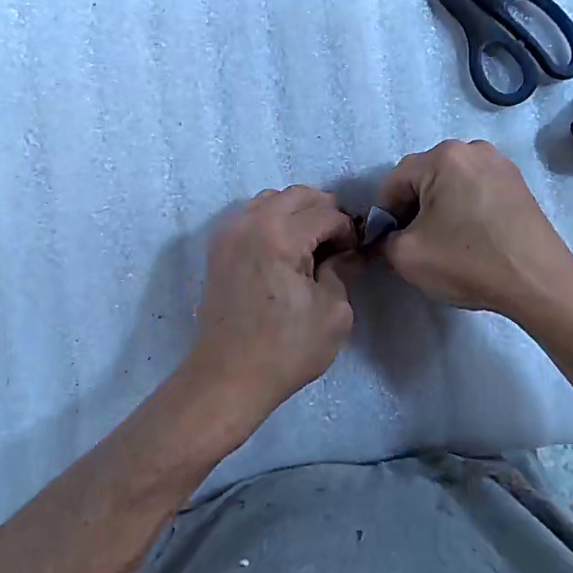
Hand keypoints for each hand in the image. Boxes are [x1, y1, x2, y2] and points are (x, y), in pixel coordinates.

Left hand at [186, 186, 358, 420]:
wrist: (227, 378)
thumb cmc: (286, 348)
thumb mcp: (334, 312)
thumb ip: (343, 270)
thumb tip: (347, 252)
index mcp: (281, 236)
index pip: (327, 213)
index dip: (348, 231)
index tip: (353, 255)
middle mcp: (251, 223)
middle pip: (298, 194)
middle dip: (325, 211)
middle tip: (337, 242)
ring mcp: (230, 233)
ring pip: (272, 199)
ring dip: (297, 212)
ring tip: (310, 243)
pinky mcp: (219, 248)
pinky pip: (251, 215)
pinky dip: (273, 220)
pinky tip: (284, 249)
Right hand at [374, 140, 572, 321]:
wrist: (538, 281)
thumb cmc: (469, 262)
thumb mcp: (407, 256)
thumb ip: (384, 241)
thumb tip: (387, 238)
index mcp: (444, 156)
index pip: (394, 181)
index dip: (384, 215)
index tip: (387, 244)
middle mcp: (473, 149)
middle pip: (424, 178)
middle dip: (411, 210)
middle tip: (413, 245)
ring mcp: (500, 164)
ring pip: (451, 184)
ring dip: (438, 209)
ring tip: (442, 243)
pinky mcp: (517, 184)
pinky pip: (475, 190)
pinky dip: (463, 209)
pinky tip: (468, 238)